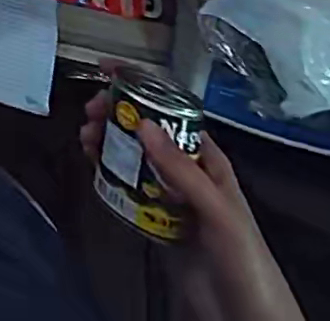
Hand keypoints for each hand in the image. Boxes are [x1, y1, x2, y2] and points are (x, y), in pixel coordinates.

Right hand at [82, 86, 304, 320]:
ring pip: (130, 154)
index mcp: (205, 158)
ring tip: (86, 138)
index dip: (139, 86)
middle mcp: (184, 169)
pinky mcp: (153, 218)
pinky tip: (92, 164)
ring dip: (106, 140)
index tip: (107, 70)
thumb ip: (182, 169)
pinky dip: (105, 170)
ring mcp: (167, 193)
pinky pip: (124, 186)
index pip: (169, 109)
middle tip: (90, 113)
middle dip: (115, 114)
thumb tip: (142, 123)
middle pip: (143, 129)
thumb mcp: (218, 211)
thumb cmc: (243, 259)